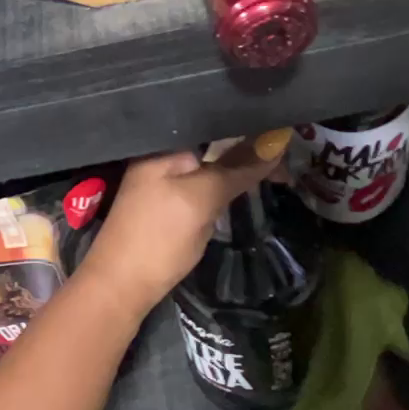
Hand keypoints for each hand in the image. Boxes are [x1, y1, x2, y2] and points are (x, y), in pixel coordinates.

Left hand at [78, 137, 283, 315]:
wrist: (121, 288)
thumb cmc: (158, 237)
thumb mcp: (201, 199)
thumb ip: (237, 168)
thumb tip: (277, 141)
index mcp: (164, 144)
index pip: (214, 121)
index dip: (249, 125)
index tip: (285, 133)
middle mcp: (162, 155)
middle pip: (214, 142)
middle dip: (249, 147)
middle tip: (287, 156)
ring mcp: (164, 179)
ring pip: (212, 164)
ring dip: (240, 165)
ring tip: (278, 166)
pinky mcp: (168, 202)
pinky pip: (204, 182)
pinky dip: (226, 182)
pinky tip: (247, 181)